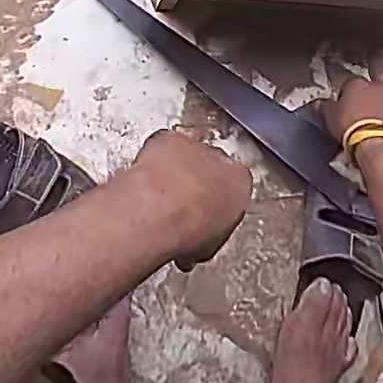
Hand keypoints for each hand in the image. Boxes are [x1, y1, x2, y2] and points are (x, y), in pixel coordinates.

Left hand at [128, 130, 250, 267]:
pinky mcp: (166, 138)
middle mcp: (221, 160)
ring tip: (156, 201)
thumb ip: (208, 234)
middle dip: (195, 186)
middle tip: (178, 209)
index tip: (202, 216)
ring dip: (172, 173)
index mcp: (240, 183)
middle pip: (209, 169)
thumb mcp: (208, 244)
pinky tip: (142, 182)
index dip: (214, 203)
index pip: (233, 188)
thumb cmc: (189, 228)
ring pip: (184, 156)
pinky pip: (160, 147)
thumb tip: (195, 244)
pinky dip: (151, 161)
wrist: (163, 210)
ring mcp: (193, 146)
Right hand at [323, 77, 382, 145]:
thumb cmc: (354, 128)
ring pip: (381, 104)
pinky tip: (376, 136)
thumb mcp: (328, 117)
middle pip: (366, 93)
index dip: (342, 99)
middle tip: (352, 120)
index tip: (339, 110)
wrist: (377, 144)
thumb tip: (318, 105)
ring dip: (374, 114)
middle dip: (360, 104)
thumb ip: (323, 107)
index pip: (347, 86)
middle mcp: (376, 89)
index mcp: (356, 84)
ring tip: (364, 131)